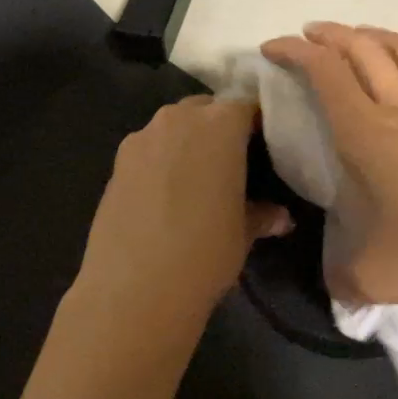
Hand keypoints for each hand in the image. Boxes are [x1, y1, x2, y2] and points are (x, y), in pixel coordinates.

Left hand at [77, 97, 291, 315]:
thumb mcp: (243, 233)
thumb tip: (280, 217)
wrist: (132, 291)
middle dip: (220, 128)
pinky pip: (149, 148)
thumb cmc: (204, 253)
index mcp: (221, 124)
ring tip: (196, 180)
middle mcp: (181, 117)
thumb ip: (261, 214)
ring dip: (187, 142)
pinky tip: (164, 196)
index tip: (266, 148)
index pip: (248, 107)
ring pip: (174, 126)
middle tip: (233, 163)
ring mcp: (144, 136)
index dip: (258, 125)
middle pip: (208, 109)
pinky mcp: (117, 160)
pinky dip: (160, 161)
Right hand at [260, 22, 397, 305]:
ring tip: (366, 37)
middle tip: (313, 32)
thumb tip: (339, 287)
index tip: (273, 46)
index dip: (295, 52)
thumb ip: (351, 280)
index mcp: (367, 131)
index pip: (324, 73)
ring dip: (382, 38)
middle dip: (332, 35)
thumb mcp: (383, 274)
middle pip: (363, 51)